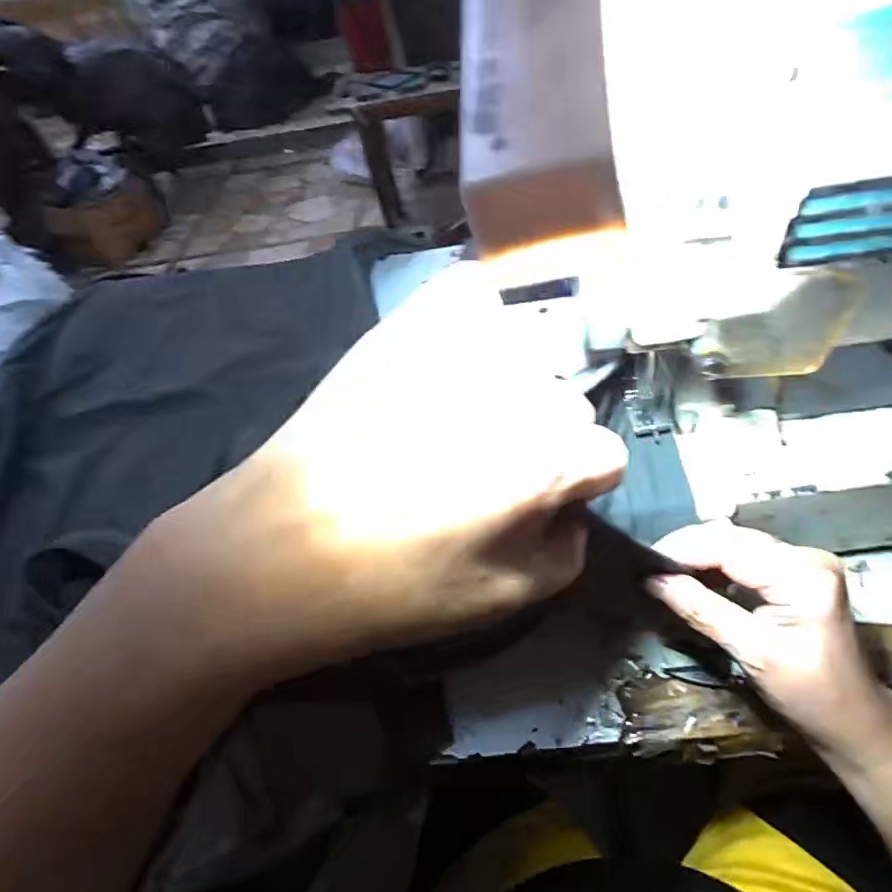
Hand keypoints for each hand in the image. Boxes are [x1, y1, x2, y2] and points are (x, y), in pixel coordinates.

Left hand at [119, 263, 626, 685]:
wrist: (284, 545)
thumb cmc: (401, 585)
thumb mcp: (511, 596)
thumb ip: (571, 549)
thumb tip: (569, 506)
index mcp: (554, 457)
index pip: (607, 454)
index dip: (575, 485)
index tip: (538, 501)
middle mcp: (525, 388)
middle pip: (569, 402)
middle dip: (544, 434)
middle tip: (488, 465)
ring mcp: (466, 344)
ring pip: (531, 351)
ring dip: (514, 380)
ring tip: (461, 413)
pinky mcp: (413, 320)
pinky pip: (473, 294)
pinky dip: (474, 318)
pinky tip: (448, 355)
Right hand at [647, 522, 891, 767]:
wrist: (854, 719)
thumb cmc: (810, 695)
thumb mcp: (753, 653)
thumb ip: (703, 611)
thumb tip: (654, 581)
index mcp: (803, 574)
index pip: (731, 547)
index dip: (684, 550)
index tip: (647, 565)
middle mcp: (807, 557)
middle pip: (735, 540)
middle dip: (690, 551)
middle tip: (651, 569)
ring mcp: (805, 563)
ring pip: (739, 546)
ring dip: (702, 557)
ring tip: (666, 573)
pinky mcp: (799, 573)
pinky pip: (750, 559)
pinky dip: (721, 568)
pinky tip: (696, 579)